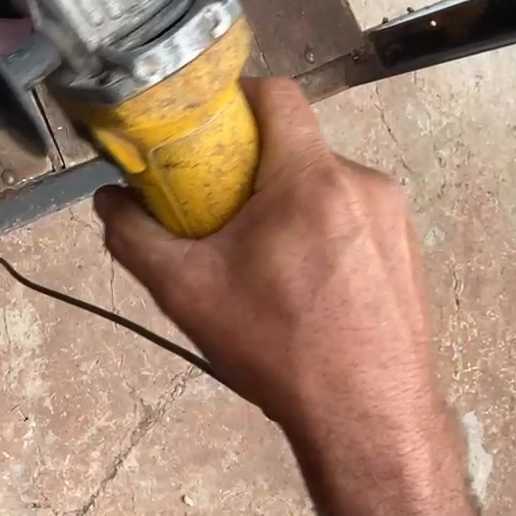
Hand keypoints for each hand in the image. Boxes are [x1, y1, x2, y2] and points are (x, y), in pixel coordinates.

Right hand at [93, 79, 454, 504]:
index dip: (231, 97)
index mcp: (309, 181)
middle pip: (290, 143)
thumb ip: (131, 234)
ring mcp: (394, 218)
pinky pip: (346, 214)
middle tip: (206, 209)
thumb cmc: (271, 344)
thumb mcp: (180, 289)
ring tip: (246, 254)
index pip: (276, 95)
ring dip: (275, 199)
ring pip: (317, 181)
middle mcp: (363, 184)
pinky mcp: (407, 250)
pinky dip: (309, 227)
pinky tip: (290, 281)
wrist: (368, 421)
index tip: (196, 129)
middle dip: (243, 164)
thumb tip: (108, 199)